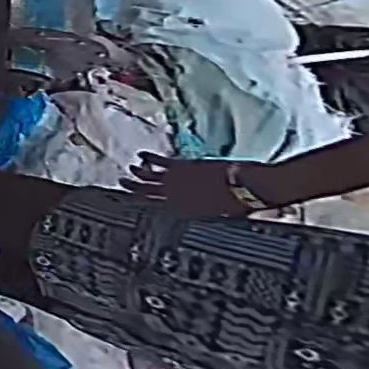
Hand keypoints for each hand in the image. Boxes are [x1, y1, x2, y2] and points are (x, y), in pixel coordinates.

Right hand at [122, 152, 254, 216]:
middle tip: (121, 182)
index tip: (132, 198)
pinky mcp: (182, 166)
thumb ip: (203, 211)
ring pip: (148, 175)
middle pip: (145, 190)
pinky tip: (141, 154)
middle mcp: (175, 195)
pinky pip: (159, 161)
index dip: (142, 202)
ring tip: (130, 168)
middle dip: (132, 186)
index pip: (155, 205)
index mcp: (184, 209)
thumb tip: (201, 212)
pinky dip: (149, 157)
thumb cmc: (240, 203)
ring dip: (137, 172)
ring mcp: (176, 179)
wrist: (247, 186)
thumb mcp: (220, 214)